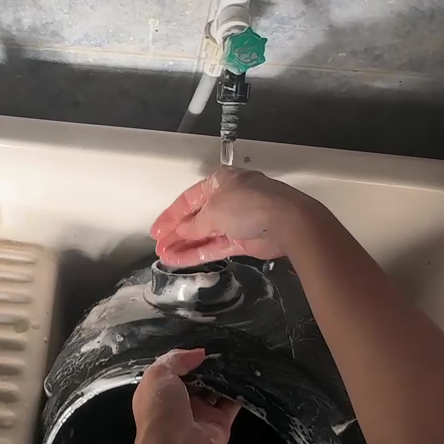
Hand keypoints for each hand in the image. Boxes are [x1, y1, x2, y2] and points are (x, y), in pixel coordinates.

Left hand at [130, 349, 239, 443]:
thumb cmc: (160, 411)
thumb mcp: (158, 375)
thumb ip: (176, 359)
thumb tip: (198, 353)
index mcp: (160, 391)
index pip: (174, 370)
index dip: (186, 358)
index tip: (203, 347)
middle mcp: (179, 402)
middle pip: (197, 379)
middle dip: (208, 365)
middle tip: (225, 347)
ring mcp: (201, 413)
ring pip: (216, 389)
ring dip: (225, 375)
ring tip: (238, 355)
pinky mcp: (221, 424)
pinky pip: (233, 403)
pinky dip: (240, 390)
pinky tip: (247, 373)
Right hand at [149, 168, 321, 265]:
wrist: (286, 222)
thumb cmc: (248, 204)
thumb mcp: (213, 210)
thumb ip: (193, 224)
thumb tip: (181, 232)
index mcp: (220, 182)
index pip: (189, 198)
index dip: (170, 215)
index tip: (156, 230)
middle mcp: (227, 200)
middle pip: (195, 218)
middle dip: (175, 232)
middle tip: (158, 245)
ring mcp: (236, 221)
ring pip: (203, 235)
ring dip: (183, 245)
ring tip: (164, 256)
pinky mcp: (242, 241)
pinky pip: (214, 247)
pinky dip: (196, 254)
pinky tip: (179, 261)